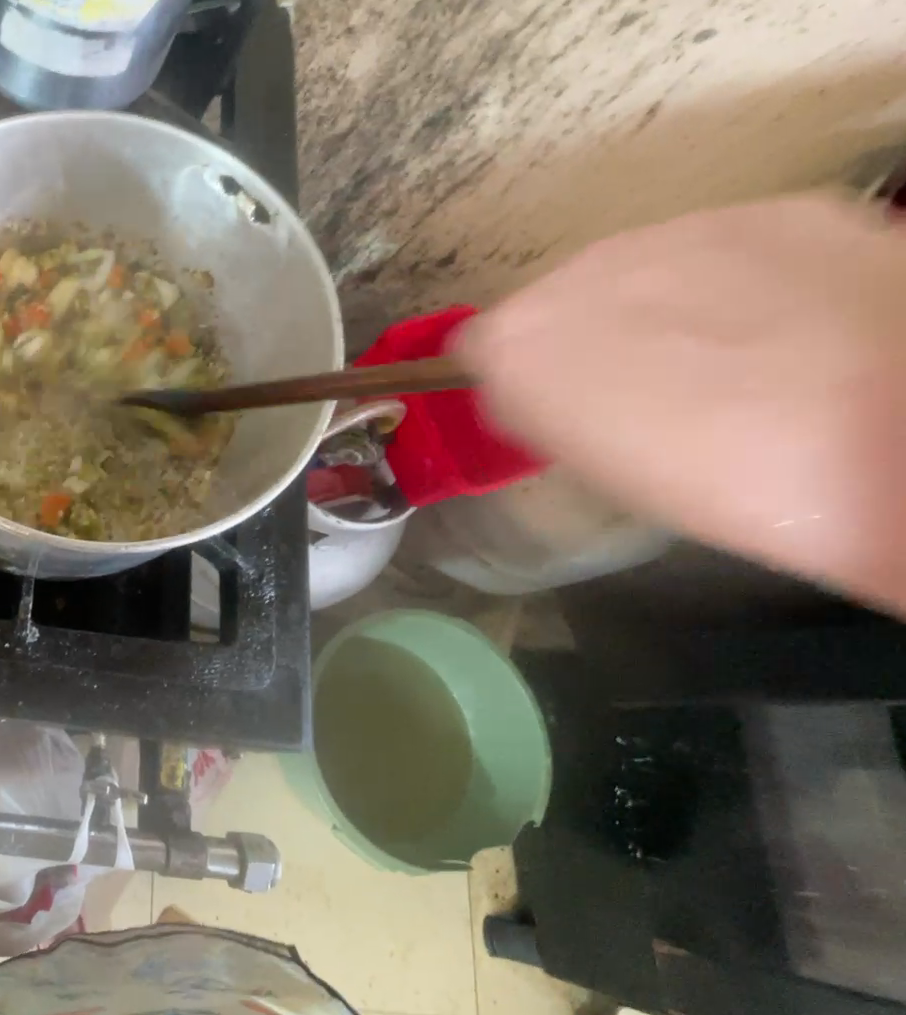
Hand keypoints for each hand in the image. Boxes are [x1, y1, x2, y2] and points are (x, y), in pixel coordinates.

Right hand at [456, 193, 905, 610]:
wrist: (891, 433)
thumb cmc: (710, 478)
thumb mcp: (583, 460)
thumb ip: (535, 406)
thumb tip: (534, 389)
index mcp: (510, 343)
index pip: (477, 349)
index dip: (514, 379)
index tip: (553, 408)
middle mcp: (574, 272)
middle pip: (554, 301)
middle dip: (584, 335)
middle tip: (643, 389)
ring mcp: (674, 230)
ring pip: (636, 268)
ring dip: (657, 303)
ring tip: (723, 357)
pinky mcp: (771, 209)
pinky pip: (723, 245)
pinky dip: (737, 278)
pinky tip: (781, 324)